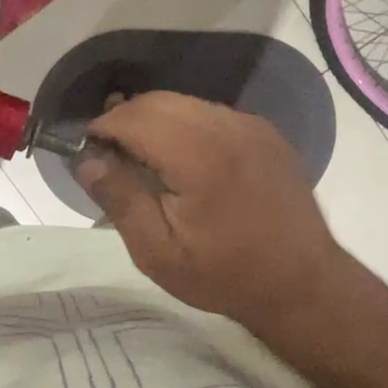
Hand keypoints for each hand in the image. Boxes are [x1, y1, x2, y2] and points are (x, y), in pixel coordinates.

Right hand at [75, 91, 351, 324]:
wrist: (302, 285)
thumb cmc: (223, 275)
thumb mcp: (157, 252)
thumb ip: (120, 199)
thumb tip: (86, 161)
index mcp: (200, 157)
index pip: (136, 117)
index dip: (104, 128)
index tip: (85, 152)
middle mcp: (229, 129)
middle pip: (160, 102)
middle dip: (125, 120)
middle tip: (107, 156)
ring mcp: (252, 127)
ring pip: (185, 104)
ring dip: (154, 121)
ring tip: (140, 159)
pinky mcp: (266, 134)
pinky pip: (211, 114)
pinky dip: (183, 126)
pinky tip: (179, 161)